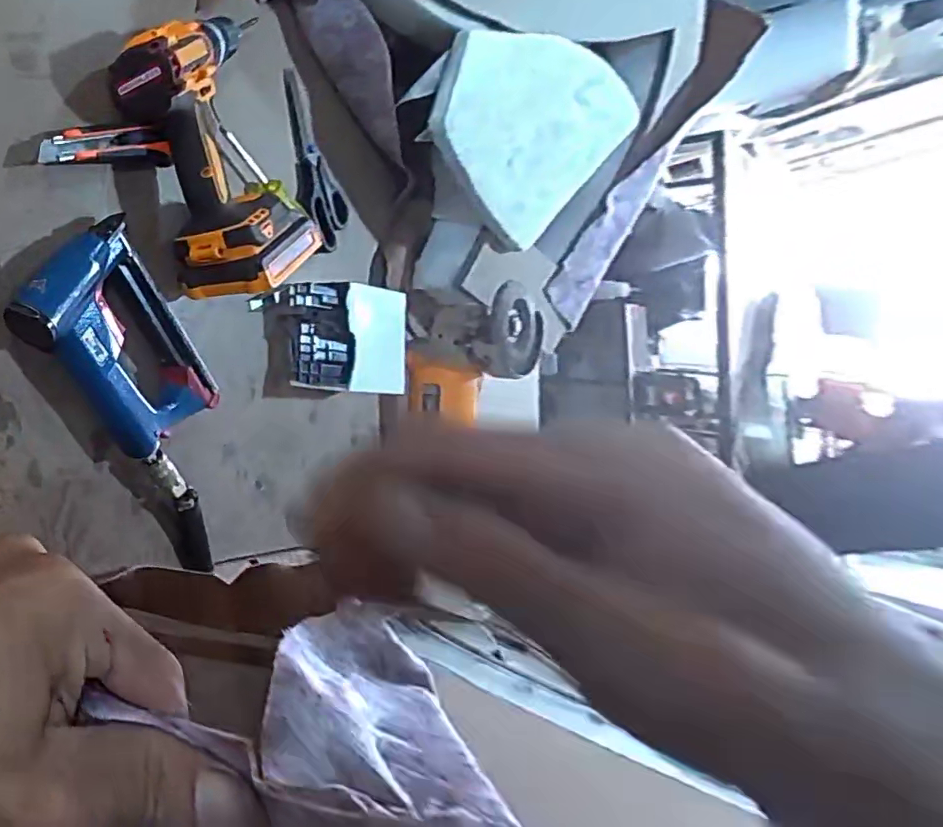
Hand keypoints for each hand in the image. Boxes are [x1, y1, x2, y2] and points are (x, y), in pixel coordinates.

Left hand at [0, 536, 264, 826]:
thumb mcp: (46, 798)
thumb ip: (148, 788)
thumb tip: (233, 793)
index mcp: (63, 593)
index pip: (157, 680)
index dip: (155, 756)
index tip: (113, 810)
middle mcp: (23, 563)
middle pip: (98, 665)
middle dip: (89, 736)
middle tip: (38, 794)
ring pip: (45, 661)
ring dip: (42, 722)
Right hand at [308, 423, 942, 824]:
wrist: (904, 749)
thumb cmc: (764, 703)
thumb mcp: (618, 644)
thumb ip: (488, 562)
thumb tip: (365, 501)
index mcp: (601, 463)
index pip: (437, 447)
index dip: (358, 481)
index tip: (309, 528)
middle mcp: (596, 443)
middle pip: (446, 459)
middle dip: (379, 510)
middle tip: (342, 570)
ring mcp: (608, 466)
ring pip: (467, 478)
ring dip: (412, 524)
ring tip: (384, 579)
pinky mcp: (611, 497)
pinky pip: (503, 500)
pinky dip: (456, 534)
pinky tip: (450, 573)